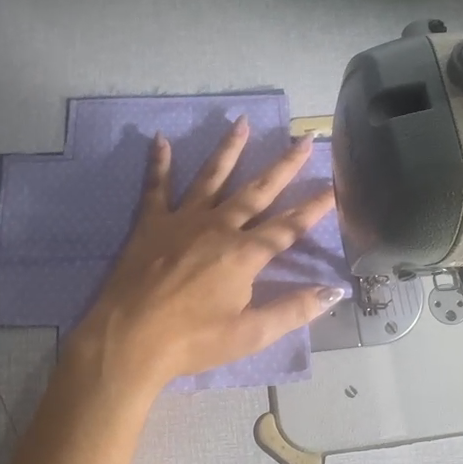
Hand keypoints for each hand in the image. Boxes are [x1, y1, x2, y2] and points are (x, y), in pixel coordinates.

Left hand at [65, 117, 341, 398]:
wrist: (128, 338)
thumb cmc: (192, 341)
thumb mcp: (250, 334)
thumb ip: (293, 310)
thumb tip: (334, 292)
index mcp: (244, 253)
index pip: (289, 227)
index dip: (314, 208)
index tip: (334, 186)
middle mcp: (218, 226)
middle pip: (257, 191)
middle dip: (284, 166)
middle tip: (303, 140)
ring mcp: (182, 219)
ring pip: (211, 176)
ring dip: (229, 149)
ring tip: (242, 122)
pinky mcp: (150, 222)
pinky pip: (156, 185)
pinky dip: (159, 162)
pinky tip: (160, 139)